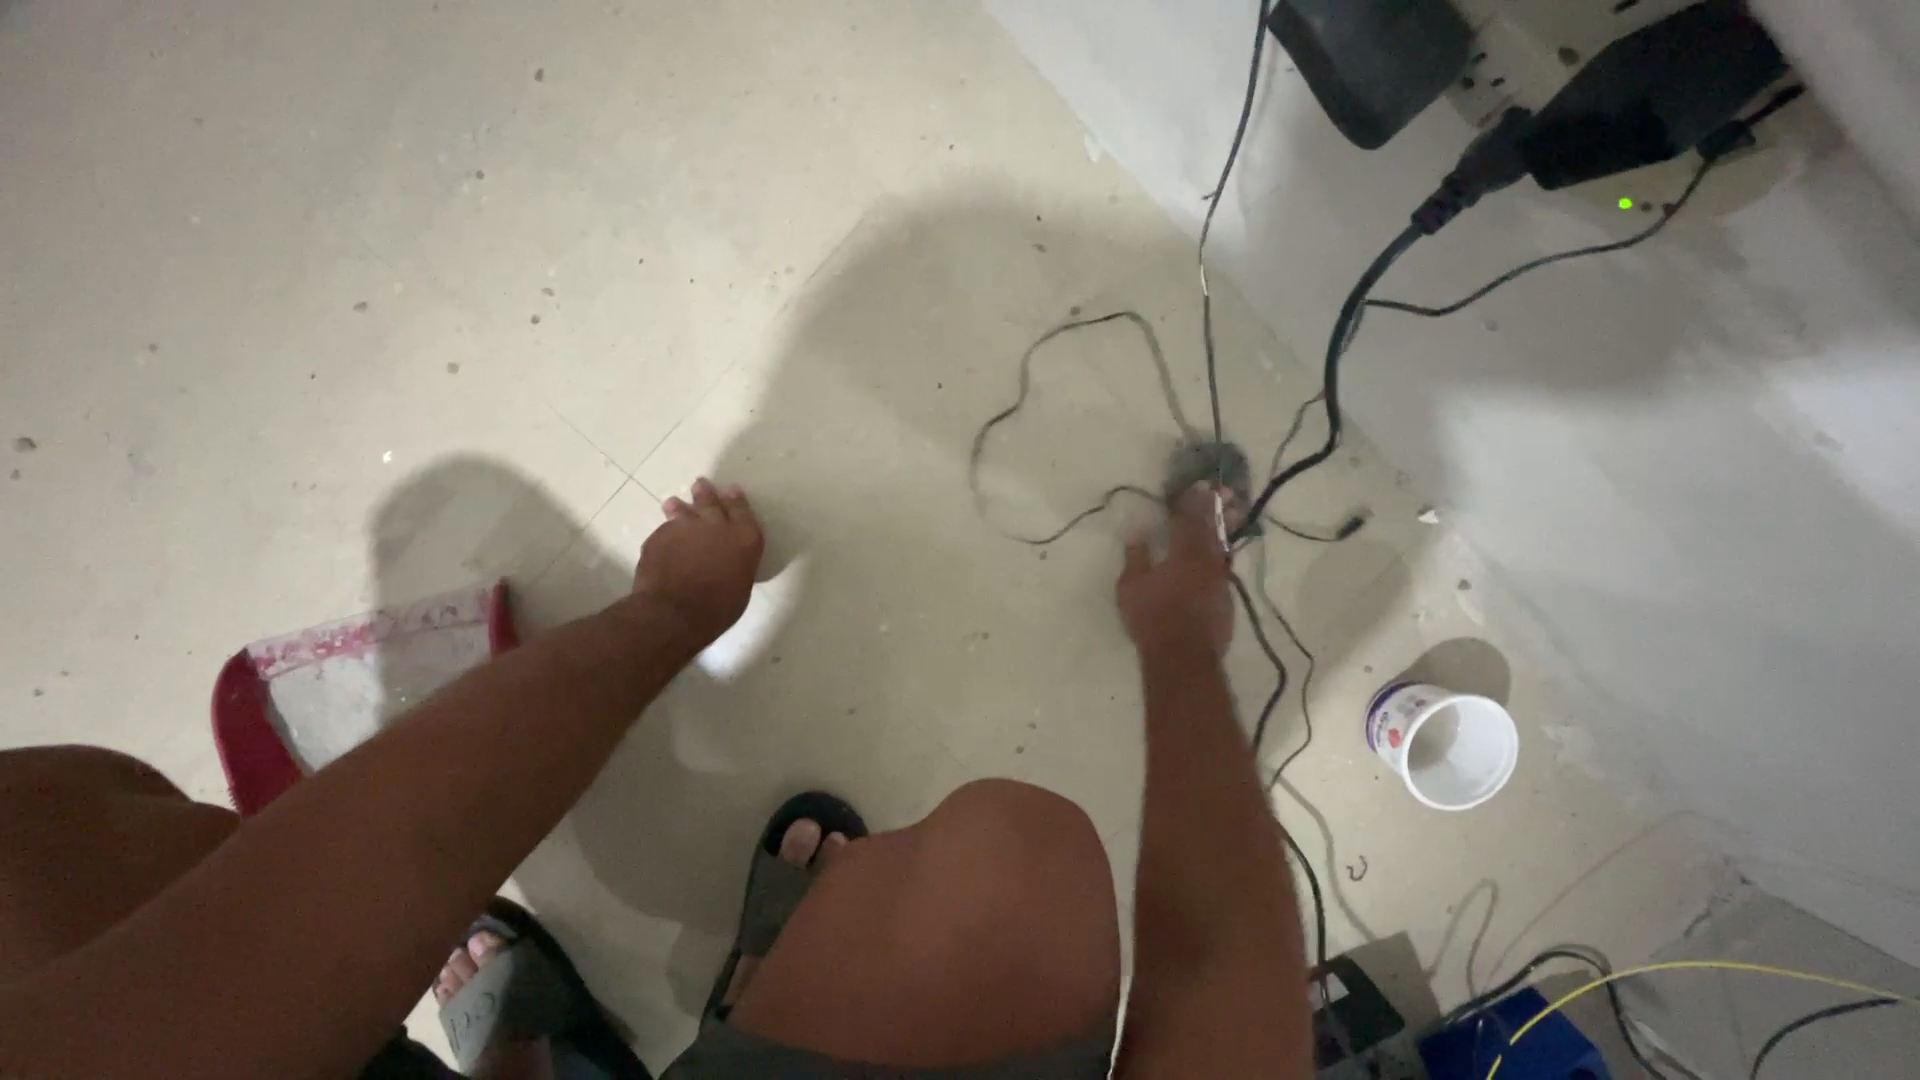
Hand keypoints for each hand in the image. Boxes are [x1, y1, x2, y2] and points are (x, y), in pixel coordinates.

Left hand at [629, 478, 764, 647]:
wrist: (675, 612)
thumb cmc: (719, 607)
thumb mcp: (740, 585)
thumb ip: (735, 564)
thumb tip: (726, 561)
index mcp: (744, 538)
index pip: (742, 510)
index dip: (736, 499)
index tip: (732, 490)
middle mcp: (716, 525)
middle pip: (710, 502)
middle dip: (706, 493)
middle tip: (701, 484)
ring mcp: (684, 528)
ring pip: (682, 511)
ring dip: (680, 507)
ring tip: (674, 504)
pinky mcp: (659, 537)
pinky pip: (664, 531)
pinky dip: (665, 534)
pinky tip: (662, 540)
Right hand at [1117, 484, 1233, 657]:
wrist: (1183, 657)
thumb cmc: (1152, 618)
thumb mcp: (1131, 587)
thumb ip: (1136, 557)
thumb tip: (1137, 533)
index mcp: (1183, 553)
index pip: (1188, 519)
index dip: (1192, 501)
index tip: (1198, 484)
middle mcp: (1207, 562)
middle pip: (1213, 529)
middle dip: (1216, 508)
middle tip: (1224, 490)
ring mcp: (1220, 582)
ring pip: (1222, 548)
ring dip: (1224, 529)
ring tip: (1229, 515)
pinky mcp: (1226, 600)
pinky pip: (1223, 568)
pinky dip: (1221, 556)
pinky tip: (1218, 556)